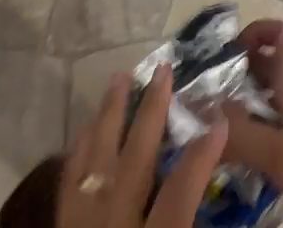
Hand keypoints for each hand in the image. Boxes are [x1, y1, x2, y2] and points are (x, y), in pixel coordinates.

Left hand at [56, 64, 228, 227]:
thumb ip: (189, 220)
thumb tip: (214, 196)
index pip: (181, 190)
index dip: (202, 156)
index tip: (220, 122)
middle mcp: (116, 215)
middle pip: (136, 155)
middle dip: (151, 109)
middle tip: (163, 69)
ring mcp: (83, 213)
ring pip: (98, 152)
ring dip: (111, 112)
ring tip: (121, 76)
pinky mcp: (62, 215)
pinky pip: (71, 171)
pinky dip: (82, 143)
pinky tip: (90, 123)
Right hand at [223, 21, 282, 227]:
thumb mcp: (279, 153)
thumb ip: (236, 133)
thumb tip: (195, 110)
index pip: (281, 31)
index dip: (254, 31)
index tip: (225, 53)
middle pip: (266, 66)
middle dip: (235, 74)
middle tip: (203, 96)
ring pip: (268, 100)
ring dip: (241, 108)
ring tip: (212, 129)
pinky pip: (276, 129)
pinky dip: (255, 135)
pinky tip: (239, 159)